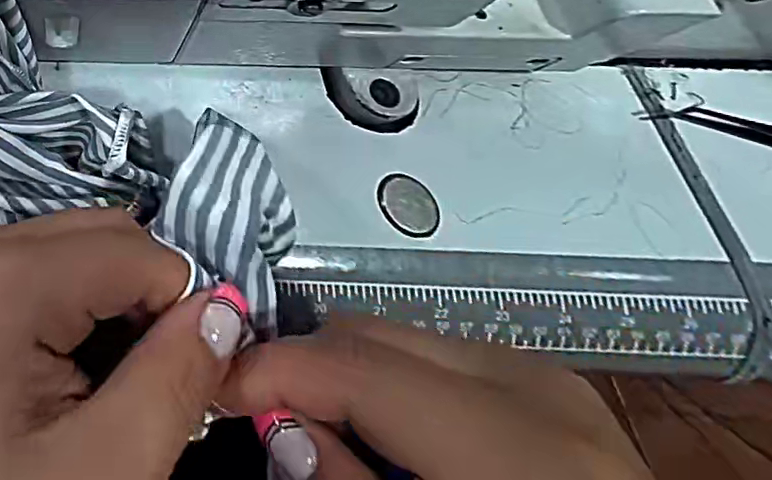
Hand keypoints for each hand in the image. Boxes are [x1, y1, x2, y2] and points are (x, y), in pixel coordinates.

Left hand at [0, 208, 248, 479]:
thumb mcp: (104, 467)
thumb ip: (174, 377)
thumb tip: (227, 308)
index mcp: (13, 274)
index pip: (142, 254)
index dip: (182, 312)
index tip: (191, 380)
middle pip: (118, 238)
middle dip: (155, 301)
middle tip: (154, 382)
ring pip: (99, 247)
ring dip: (130, 305)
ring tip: (120, 382)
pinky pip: (70, 265)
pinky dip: (100, 307)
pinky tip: (89, 366)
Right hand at [219, 318, 650, 479]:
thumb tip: (280, 425)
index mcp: (523, 440)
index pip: (360, 362)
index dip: (276, 367)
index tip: (221, 382)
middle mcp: (536, 385)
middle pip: (370, 330)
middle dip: (306, 363)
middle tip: (264, 411)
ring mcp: (547, 378)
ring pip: (398, 334)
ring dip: (348, 370)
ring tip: (326, 425)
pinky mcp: (550, 386)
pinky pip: (436, 357)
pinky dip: (394, 381)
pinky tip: (389, 430)